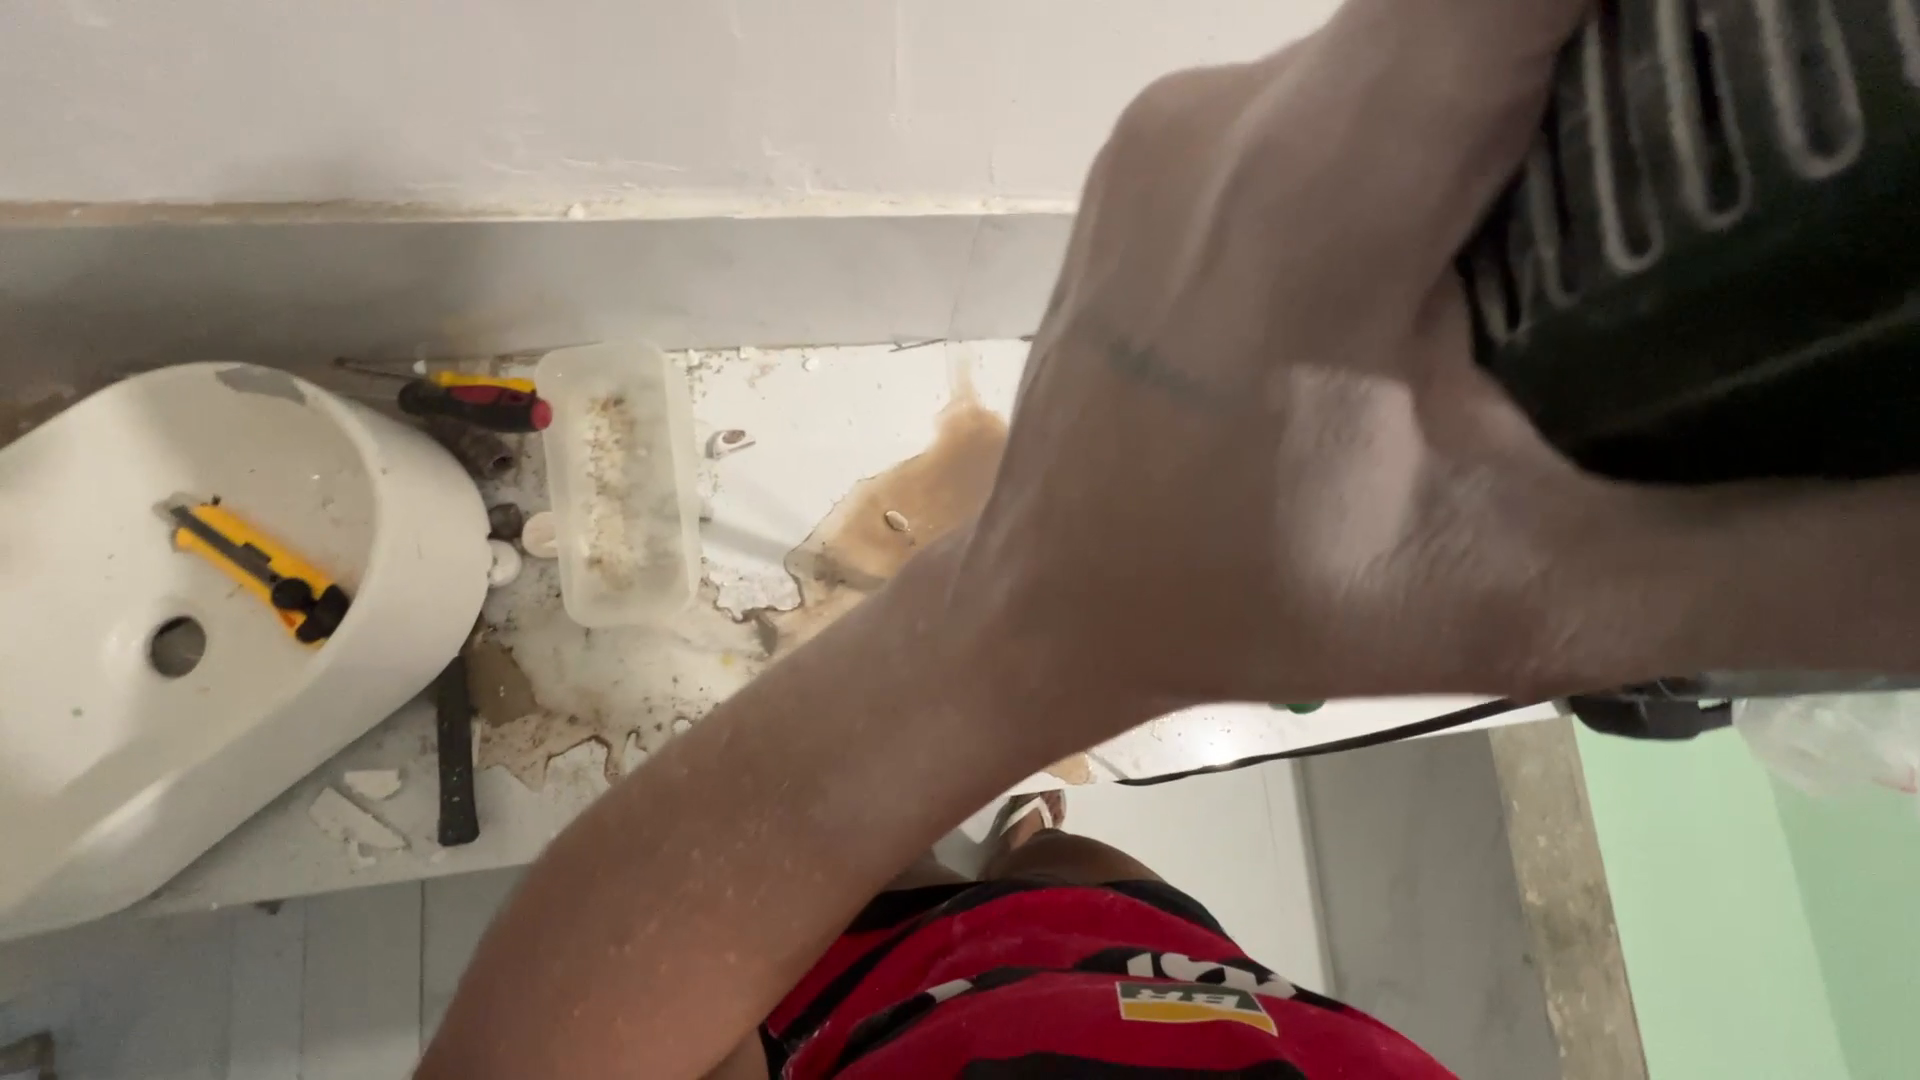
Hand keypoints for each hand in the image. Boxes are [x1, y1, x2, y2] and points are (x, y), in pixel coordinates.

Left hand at [950, 0, 1919, 739]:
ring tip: (1531, 263)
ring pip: (1405, 46)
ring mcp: (1172, 125)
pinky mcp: (1144, 161)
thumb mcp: (1521, 600)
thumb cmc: (1240, 607)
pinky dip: (1400, 145)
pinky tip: (1407, 265)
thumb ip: (1797, 553)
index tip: (1746, 74)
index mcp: (1325, 184)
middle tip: (1677, 208)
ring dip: (1505, 117)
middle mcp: (1237, 110)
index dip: (1669, 8)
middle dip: (1620, 73)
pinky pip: (1321, 98)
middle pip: (1491, 3)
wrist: (1053, 598)